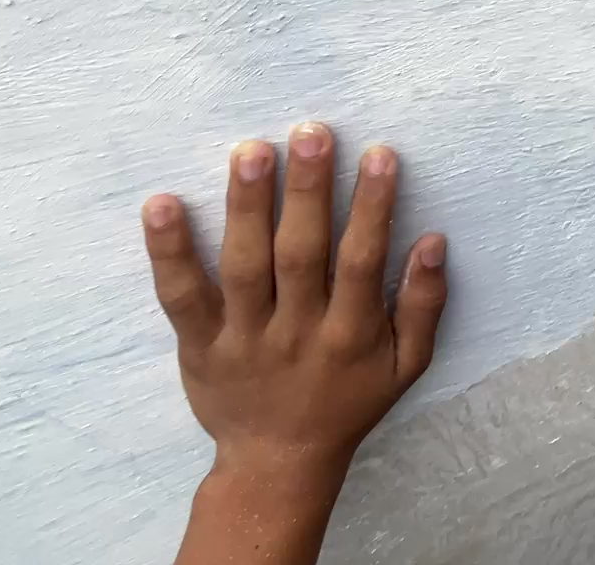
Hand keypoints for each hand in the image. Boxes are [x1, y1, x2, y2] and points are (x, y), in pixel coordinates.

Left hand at [141, 122, 447, 482]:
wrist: (278, 461)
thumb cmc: (353, 400)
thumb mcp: (410, 363)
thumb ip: (424, 303)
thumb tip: (433, 241)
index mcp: (350, 333)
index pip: (362, 259)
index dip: (372, 205)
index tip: (379, 154)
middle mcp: (295, 330)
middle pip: (300, 253)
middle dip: (307, 190)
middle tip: (311, 132)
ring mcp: (241, 337)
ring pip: (243, 265)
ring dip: (246, 205)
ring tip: (251, 150)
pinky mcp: (198, 344)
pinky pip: (179, 296)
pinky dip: (168, 251)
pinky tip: (162, 204)